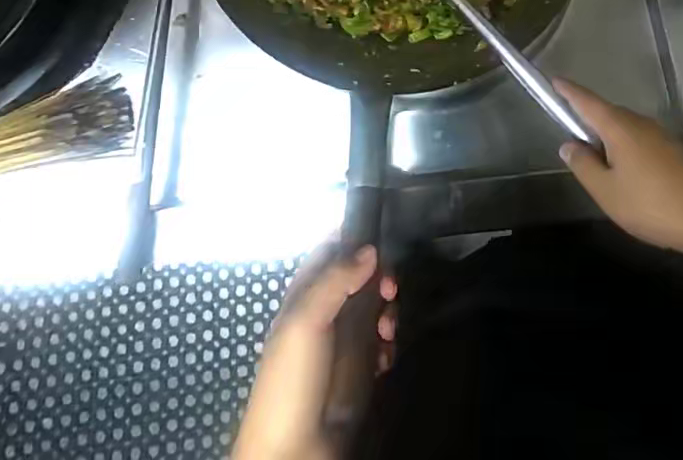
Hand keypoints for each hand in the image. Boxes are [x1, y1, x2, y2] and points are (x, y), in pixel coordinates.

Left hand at [232, 243, 397, 459]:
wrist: (293, 452)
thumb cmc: (291, 377)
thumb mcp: (306, 320)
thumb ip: (335, 279)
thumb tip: (370, 248)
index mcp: (304, 293)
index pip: (330, 251)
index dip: (354, 244)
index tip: (379, 249)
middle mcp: (323, 310)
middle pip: (359, 278)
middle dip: (379, 281)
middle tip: (391, 294)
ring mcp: (341, 341)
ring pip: (373, 309)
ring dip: (386, 314)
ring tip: (387, 334)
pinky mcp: (358, 368)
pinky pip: (380, 343)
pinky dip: (387, 345)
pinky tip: (385, 358)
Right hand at [555, 78, 682, 263]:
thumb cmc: (654, 206)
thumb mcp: (607, 192)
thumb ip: (583, 166)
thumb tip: (569, 145)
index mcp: (619, 127)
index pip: (587, 101)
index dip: (568, 90)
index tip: (554, 80)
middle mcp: (641, 124)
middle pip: (608, 114)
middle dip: (589, 120)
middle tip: (573, 138)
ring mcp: (664, 137)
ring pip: (626, 130)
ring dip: (610, 139)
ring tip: (600, 164)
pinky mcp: (679, 154)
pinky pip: (642, 142)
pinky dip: (628, 150)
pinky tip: (630, 176)